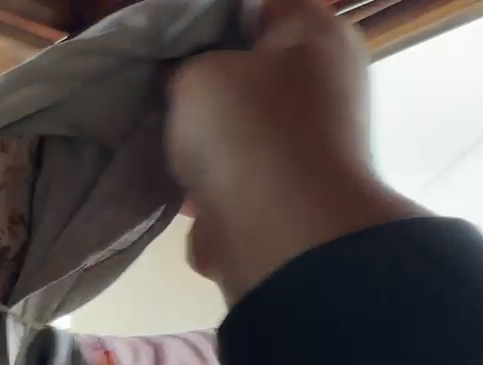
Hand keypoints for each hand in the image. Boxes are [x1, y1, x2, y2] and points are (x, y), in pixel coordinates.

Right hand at [167, 0, 423, 300]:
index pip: (258, 5)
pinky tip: (182, 186)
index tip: (165, 49)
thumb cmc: (244, 133)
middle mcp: (325, 72)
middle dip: (204, 81)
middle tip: (157, 98)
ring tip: (161, 146)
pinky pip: (240, 163)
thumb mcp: (198, 78)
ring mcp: (313, 129)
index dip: (206, 22)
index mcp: (314, 32)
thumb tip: (183, 74)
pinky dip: (212, 172)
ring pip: (243, 118)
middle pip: (252, 63)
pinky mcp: (291, 177)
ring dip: (205, 133)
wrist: (278, 225)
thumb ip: (186, 65)